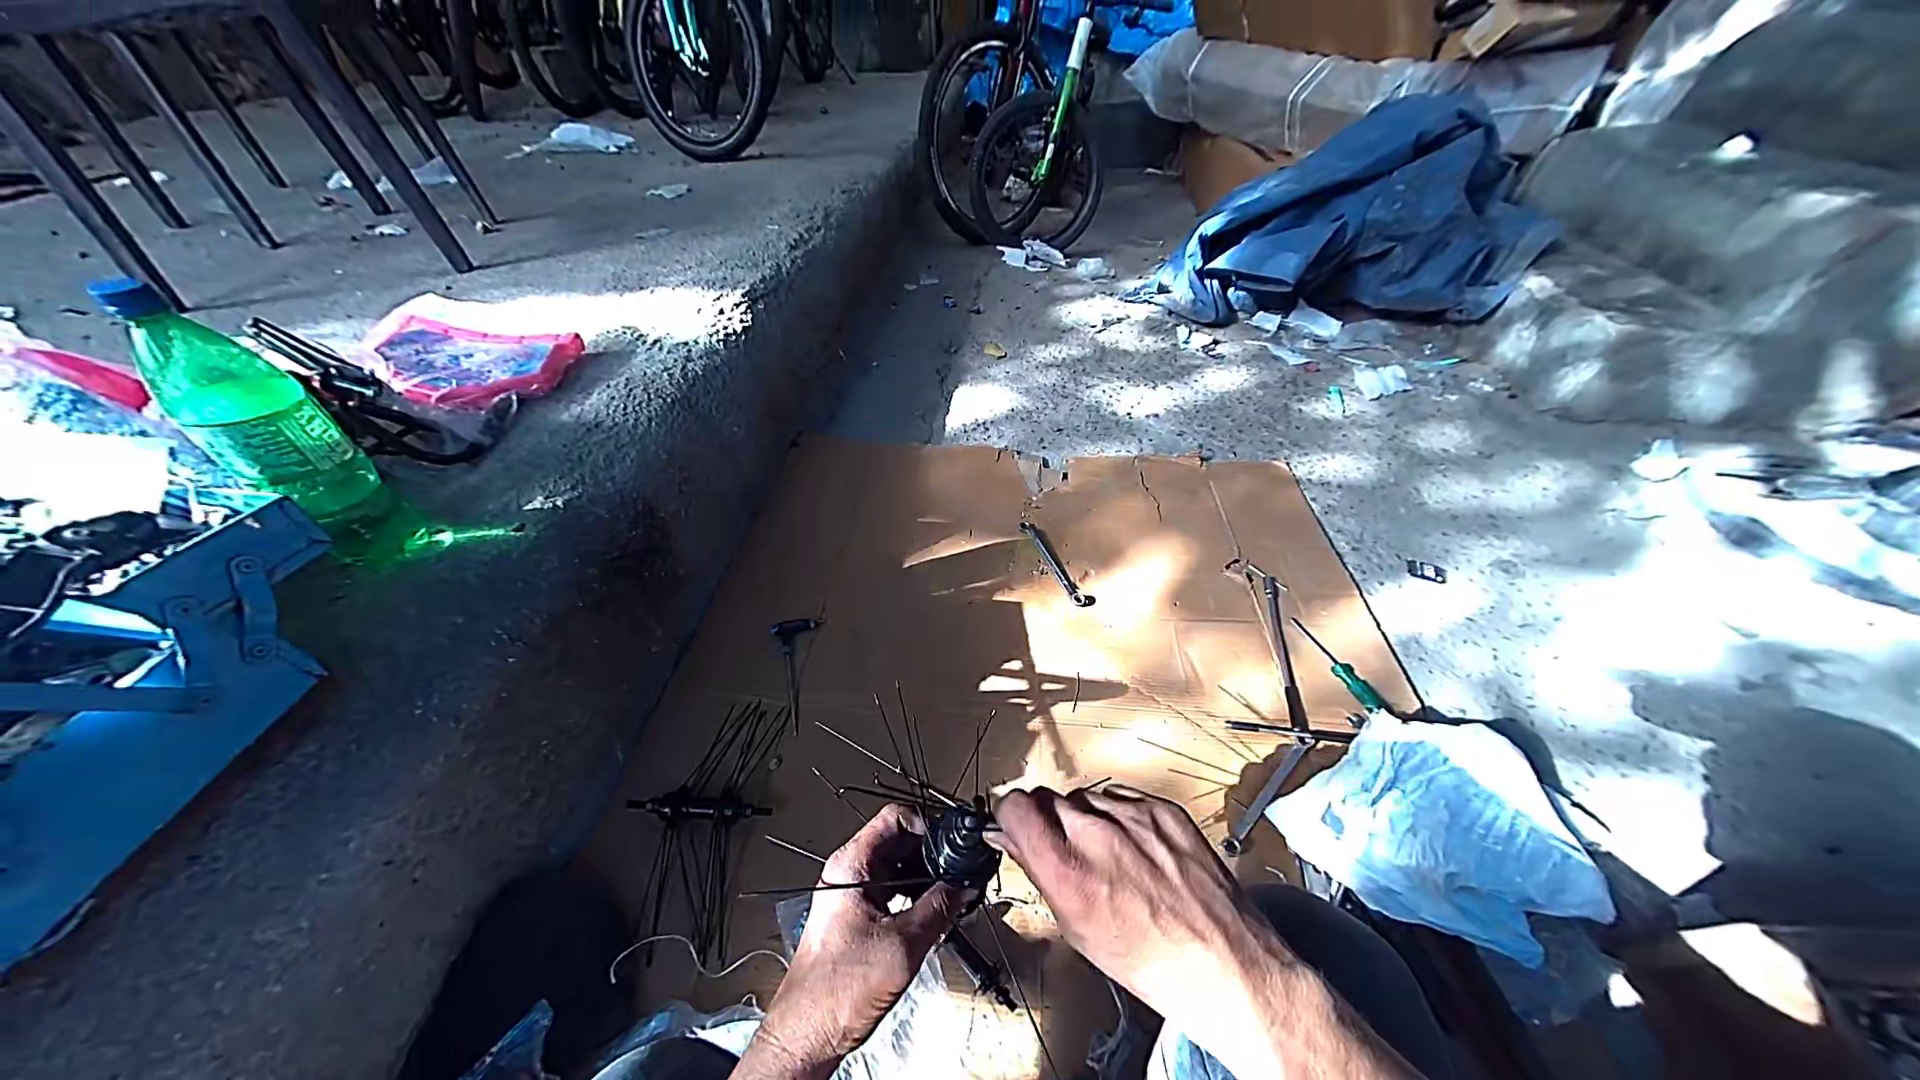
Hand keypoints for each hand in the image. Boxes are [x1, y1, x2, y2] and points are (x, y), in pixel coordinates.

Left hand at [733, 804, 968, 1079]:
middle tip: (958, 868)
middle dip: (932, 853)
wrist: (807, 1034)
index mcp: (850, 866)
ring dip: (926, 877)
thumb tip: (964, 885)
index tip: (950, 840)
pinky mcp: (857, 916)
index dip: (927, 823)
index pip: (893, 817)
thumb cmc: (835, 991)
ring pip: (897, 868)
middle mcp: (847, 873)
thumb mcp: (903, 945)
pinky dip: (915, 896)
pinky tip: (934, 914)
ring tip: (951, 892)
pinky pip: (892, 892)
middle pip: (898, 841)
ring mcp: (851, 894)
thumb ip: (939, 908)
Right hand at [991, 786, 1419, 1079]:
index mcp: (1071, 874)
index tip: (1015, 822)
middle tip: (1063, 845)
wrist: (1226, 963)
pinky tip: (1135, 848)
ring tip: (1107, 853)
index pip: (1015, 807)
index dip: (1011, 815)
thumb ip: (1039, 872)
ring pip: (1084, 795)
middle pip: (1047, 798)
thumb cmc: (1155, 960)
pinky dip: (1121, 816)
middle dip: (1047, 819)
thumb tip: (1012, 838)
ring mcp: (1135, 817)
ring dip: (1084, 817)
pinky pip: (1122, 797)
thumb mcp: (1077, 929)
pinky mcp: (1164, 808)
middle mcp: (1100, 837)